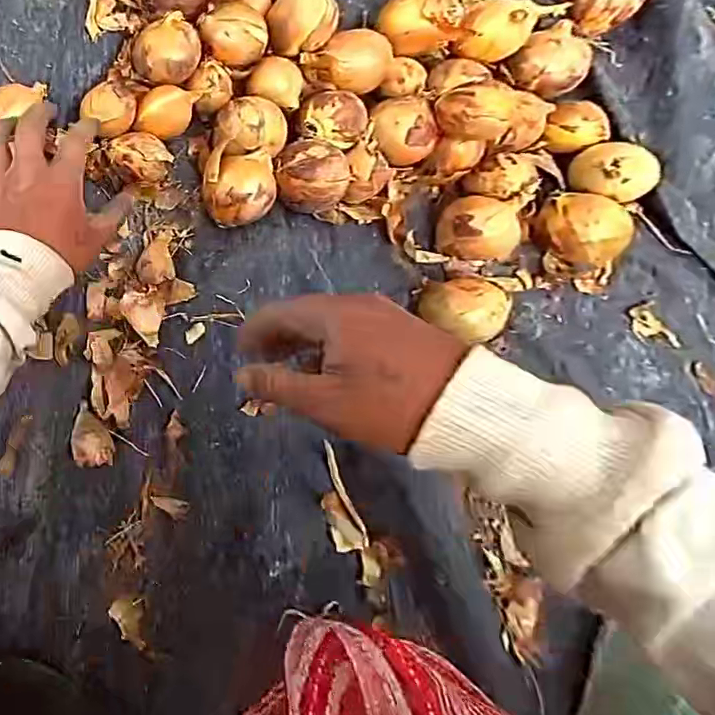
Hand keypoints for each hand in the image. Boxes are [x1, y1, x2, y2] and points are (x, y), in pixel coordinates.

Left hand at [0, 101, 134, 272]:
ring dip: (3, 127)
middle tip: (48, 110)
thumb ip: (114, 212)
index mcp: (60, 179)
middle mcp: (29, 172)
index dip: (85, 126)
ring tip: (11, 122)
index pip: (76, 140)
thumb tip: (131, 196)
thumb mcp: (96, 236)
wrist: (22, 275)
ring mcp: (2, 182)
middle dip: (40, 113)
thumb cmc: (61, 254)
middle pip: (29, 128)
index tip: (90, 123)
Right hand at [235, 294, 468, 452]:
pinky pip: (353, 326)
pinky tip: (334, 367)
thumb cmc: (389, 406)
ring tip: (295, 369)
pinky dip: (332, 342)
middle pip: (303, 313)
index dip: (254, 332)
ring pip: (329, 320)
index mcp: (333, 315)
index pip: (278, 313)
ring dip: (305, 341)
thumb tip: (242, 375)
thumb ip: (278, 386)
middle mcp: (356, 303)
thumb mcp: (327, 402)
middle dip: (279, 337)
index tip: (241, 353)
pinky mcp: (404, 326)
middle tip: (263, 363)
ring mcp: (383, 312)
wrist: (473, 410)